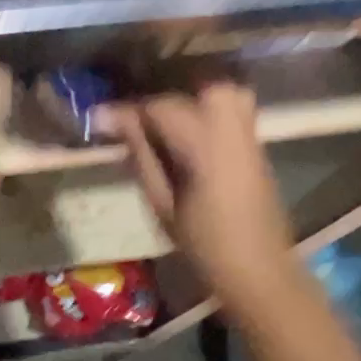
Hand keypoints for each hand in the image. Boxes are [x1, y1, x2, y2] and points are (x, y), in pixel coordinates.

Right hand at [108, 82, 294, 293]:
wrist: (260, 271)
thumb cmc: (204, 245)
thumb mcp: (162, 204)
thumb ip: (141, 155)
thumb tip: (114, 121)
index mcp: (204, 147)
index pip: (160, 109)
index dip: (126, 110)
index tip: (100, 118)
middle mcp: (231, 132)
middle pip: (200, 88)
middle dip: (164, 99)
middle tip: (139, 120)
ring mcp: (250, 136)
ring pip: (224, 91)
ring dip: (192, 99)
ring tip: (167, 122)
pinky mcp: (258, 145)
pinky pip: (235, 108)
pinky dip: (209, 109)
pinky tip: (189, 135)